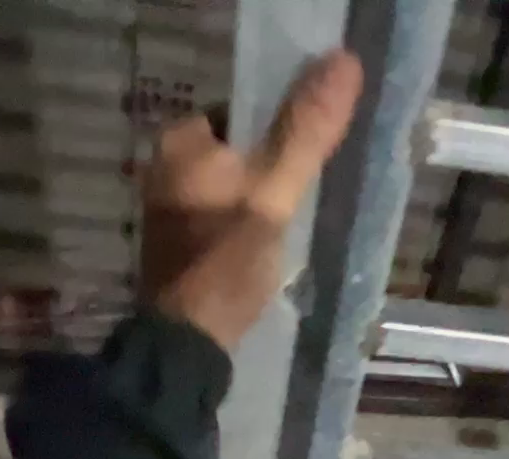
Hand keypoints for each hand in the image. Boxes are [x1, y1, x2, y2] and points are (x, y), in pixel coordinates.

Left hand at [140, 49, 363, 350]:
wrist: (187, 345)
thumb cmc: (225, 266)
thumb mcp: (272, 196)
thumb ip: (304, 134)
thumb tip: (344, 63)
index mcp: (180, 145)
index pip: (244, 113)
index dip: (282, 131)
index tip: (311, 159)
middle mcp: (165, 171)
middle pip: (239, 154)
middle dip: (274, 173)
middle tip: (306, 199)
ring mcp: (168, 214)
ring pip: (231, 191)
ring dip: (262, 205)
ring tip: (293, 227)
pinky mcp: (177, 249)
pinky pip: (222, 222)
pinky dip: (245, 230)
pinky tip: (266, 254)